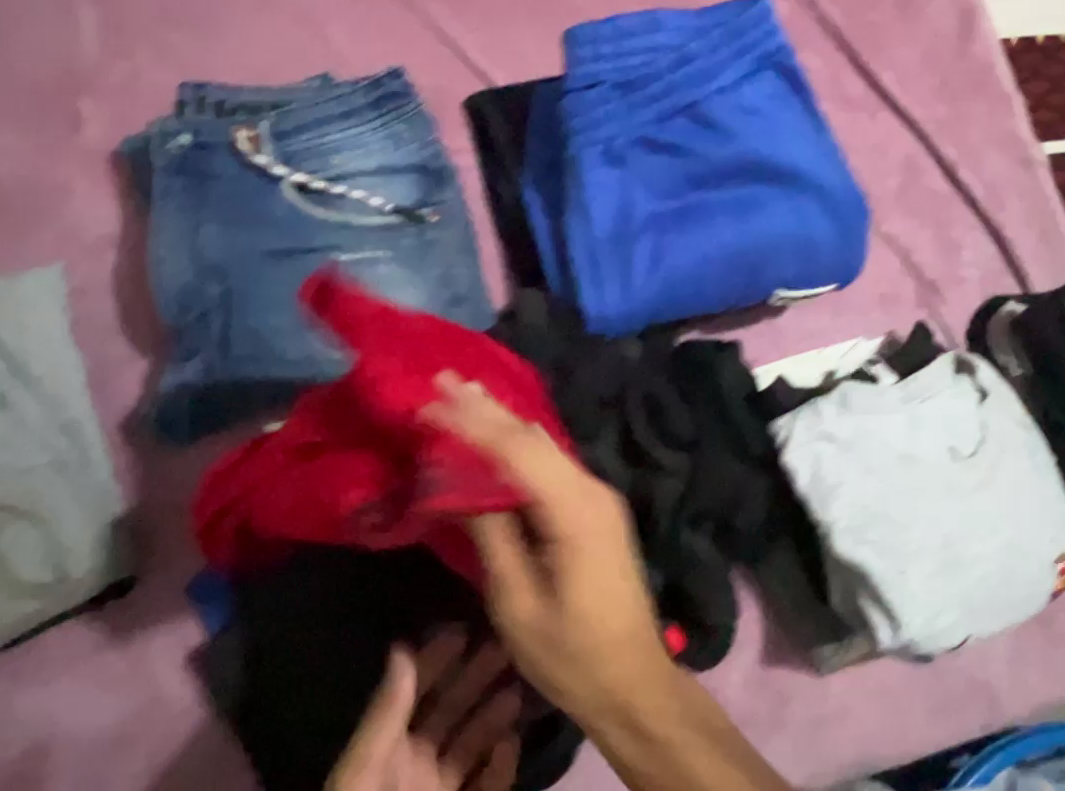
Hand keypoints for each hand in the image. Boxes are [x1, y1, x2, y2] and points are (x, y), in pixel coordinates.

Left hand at [326, 630, 521, 790]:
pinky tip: (513, 742)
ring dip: (493, 716)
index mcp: (388, 749)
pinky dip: (502, 767)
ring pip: (473, 746)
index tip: (464, 627)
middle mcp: (416, 766)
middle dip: (475, 678)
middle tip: (505, 646)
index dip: (436, 659)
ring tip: (519, 687)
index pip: (415, 692)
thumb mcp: (363, 772)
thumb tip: (402, 648)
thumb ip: (384, 715)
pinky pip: (487, 788)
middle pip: (451, 713)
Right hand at [421, 372, 678, 725]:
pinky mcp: (594, 510)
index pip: (515, 450)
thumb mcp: (518, 603)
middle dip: (485, 408)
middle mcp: (591, 490)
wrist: (635, 685)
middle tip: (442, 378)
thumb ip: (491, 536)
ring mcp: (597, 498)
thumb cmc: (573, 655)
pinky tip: (498, 431)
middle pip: (532, 437)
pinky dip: (517, 444)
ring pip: (542, 445)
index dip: (470, 424)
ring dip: (501, 420)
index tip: (429, 402)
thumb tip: (458, 485)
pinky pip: (550, 464)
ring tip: (463, 392)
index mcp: (575, 510)